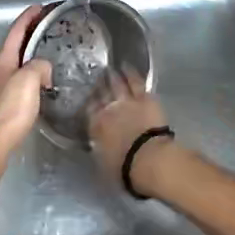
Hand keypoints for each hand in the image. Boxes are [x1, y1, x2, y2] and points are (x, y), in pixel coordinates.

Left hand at [0, 5, 50, 156]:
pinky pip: (18, 79)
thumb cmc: (12, 108)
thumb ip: (39, 66)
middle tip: (46, 26)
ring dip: (30, 54)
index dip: (28, 17)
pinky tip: (40, 82)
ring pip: (16, 62)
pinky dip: (30, 73)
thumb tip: (44, 68)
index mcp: (3, 60)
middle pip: (14, 45)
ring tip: (46, 52)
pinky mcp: (1, 102)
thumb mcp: (30, 80)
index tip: (40, 7)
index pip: (16, 31)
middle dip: (29, 34)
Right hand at [87, 68, 177, 194]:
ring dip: (112, 76)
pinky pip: (135, 81)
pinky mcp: (144, 97)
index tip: (85, 96)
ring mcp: (126, 100)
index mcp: (95, 126)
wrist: (148, 160)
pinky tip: (127, 66)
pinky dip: (130, 72)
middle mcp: (107, 109)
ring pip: (116, 83)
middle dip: (98, 85)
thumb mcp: (103, 161)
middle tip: (95, 77)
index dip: (87, 101)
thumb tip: (96, 143)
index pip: (88, 110)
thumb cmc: (124, 169)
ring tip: (109, 69)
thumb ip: (98, 148)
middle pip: (100, 93)